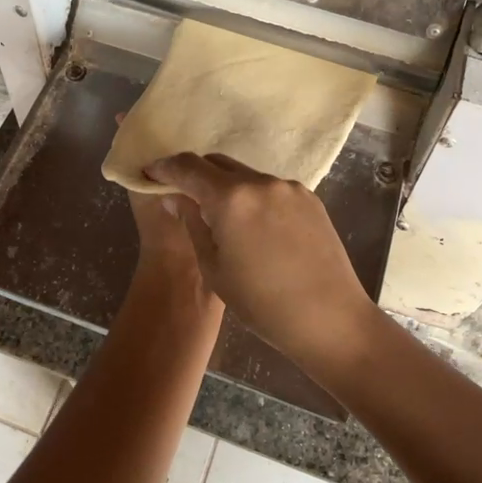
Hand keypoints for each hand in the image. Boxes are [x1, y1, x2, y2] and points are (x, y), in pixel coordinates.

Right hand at [143, 153, 376, 367]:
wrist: (330, 318)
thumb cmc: (262, 304)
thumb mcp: (214, 269)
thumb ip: (193, 224)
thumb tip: (176, 198)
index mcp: (231, 198)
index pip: (189, 168)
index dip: (166, 167)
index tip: (151, 172)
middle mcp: (261, 182)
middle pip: (218, 164)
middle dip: (197, 175)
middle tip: (184, 196)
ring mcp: (289, 188)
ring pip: (247, 176)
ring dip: (229, 189)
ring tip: (225, 221)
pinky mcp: (310, 198)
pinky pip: (271, 190)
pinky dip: (256, 199)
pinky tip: (258, 230)